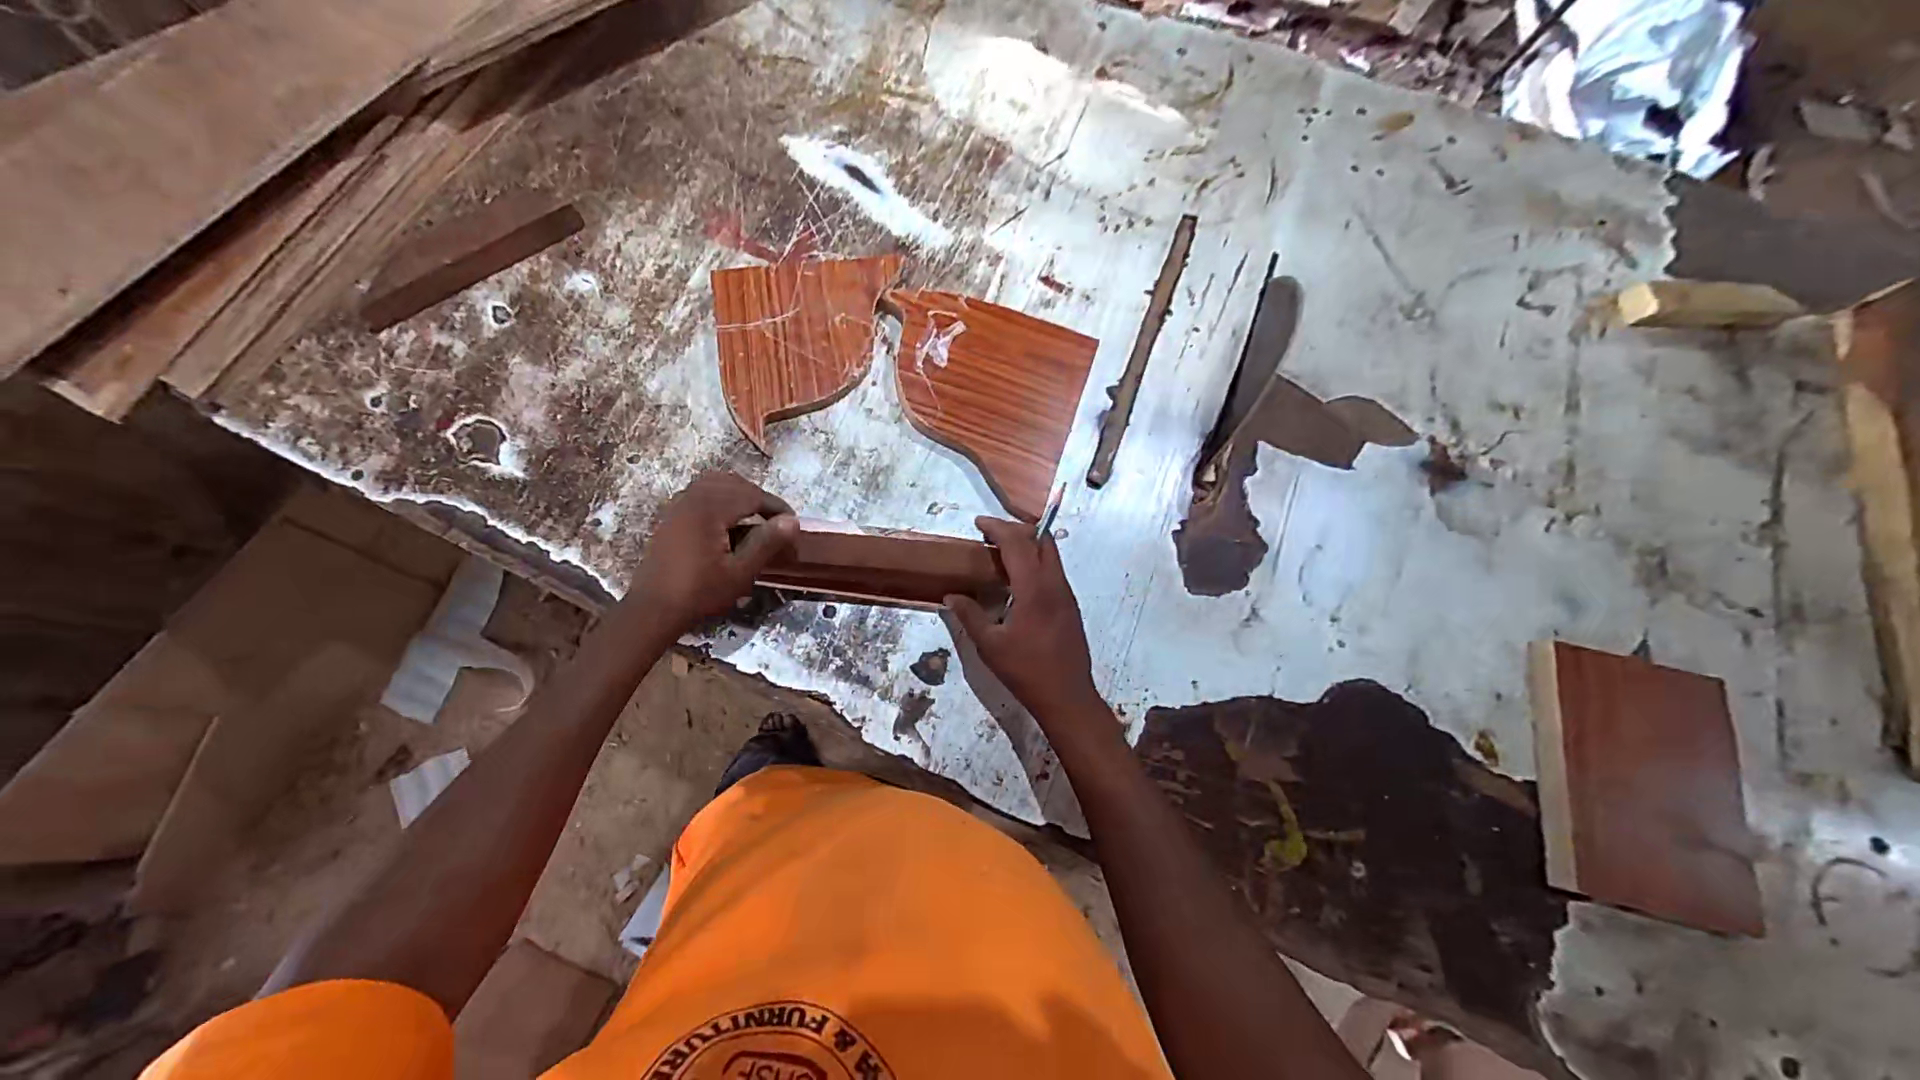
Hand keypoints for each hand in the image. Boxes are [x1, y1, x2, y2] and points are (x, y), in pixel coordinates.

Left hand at [629, 471, 797, 627]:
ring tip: (755, 518)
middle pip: (734, 484)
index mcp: (709, 509)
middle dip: (759, 499)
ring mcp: (678, 506)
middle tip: (776, 522)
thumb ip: (767, 543)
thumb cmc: (699, 593)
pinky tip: (728, 523)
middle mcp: (692, 499)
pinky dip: (720, 499)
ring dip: (739, 496)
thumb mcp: (740, 573)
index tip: (793, 525)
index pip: (752, 495)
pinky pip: (700, 494)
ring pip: (715, 484)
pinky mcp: (671, 516)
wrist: (653, 609)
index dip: (777, 507)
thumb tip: (793, 521)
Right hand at [944, 516, 1105, 727]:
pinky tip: (1018, 579)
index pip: (1017, 543)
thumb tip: (951, 597)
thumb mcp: (989, 645)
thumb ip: (969, 616)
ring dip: (1028, 544)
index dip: (998, 528)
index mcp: (1034, 589)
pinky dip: (1036, 561)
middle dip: (1016, 529)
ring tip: (1001, 553)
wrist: (1067, 696)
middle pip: (1041, 539)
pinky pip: (1054, 570)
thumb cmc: (1026, 671)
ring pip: (1051, 554)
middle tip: (991, 533)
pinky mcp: (1070, 606)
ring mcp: (1066, 594)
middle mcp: (1055, 584)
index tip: (979, 523)